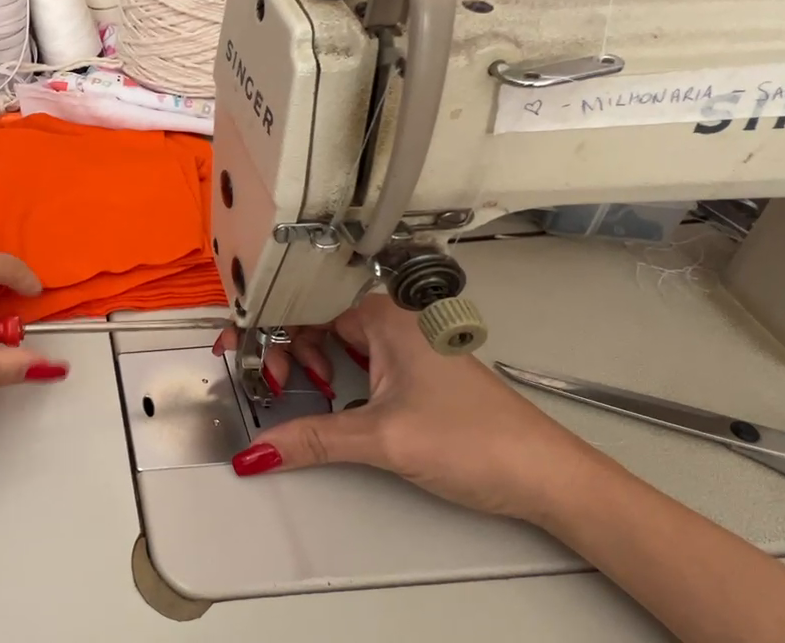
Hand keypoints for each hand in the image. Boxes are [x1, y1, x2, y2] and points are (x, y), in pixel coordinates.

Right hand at [221, 295, 606, 521]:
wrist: (550, 478)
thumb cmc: (478, 441)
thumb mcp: (382, 438)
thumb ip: (312, 440)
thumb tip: (257, 451)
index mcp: (384, 314)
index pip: (303, 307)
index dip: (262, 326)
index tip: (234, 347)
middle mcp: (393, 319)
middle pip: (314, 320)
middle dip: (286, 350)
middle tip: (275, 385)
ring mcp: (405, 343)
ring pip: (334, 339)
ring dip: (310, 363)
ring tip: (307, 392)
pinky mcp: (414, 368)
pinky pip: (356, 357)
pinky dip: (334, 373)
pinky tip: (332, 395)